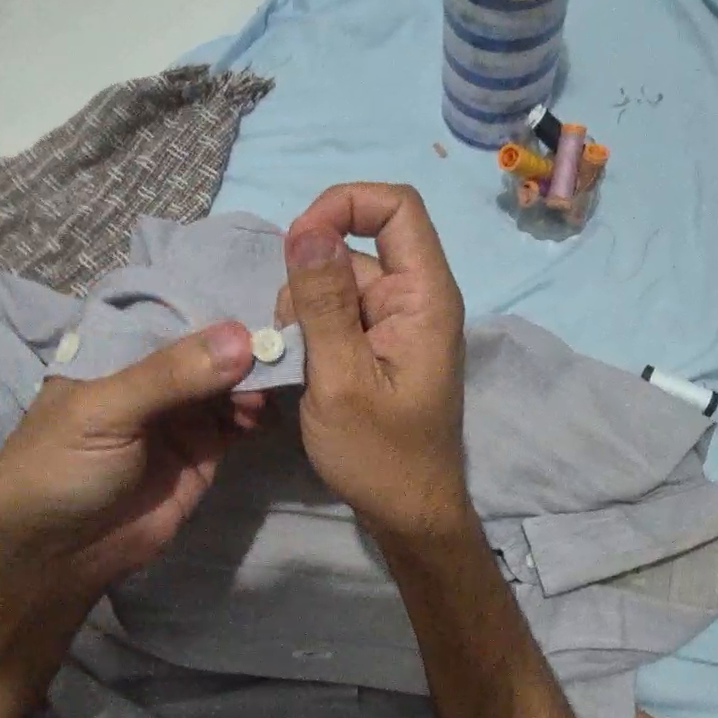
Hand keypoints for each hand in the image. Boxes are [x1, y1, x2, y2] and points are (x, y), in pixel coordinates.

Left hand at [0, 321, 261, 605]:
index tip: (267, 305)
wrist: (58, 556)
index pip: (176, 319)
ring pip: (230, 387)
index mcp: (117, 353)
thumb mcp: (105, 412)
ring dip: (256, 384)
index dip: (218, 314)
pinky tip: (271, 414)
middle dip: (247, 351)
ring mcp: (181, 416)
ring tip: (277, 386)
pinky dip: (258, 417)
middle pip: (211, 353)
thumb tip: (243, 339)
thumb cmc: (61, 470)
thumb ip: (170, 375)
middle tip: (283, 352)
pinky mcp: (203, 453)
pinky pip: (238, 425)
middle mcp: (154, 379)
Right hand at [279, 183, 472, 537]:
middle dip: (309, 281)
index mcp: (425, 297)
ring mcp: (398, 326)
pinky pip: (339, 317)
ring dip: (304, 314)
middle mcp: (416, 300)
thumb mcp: (340, 378)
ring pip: (337, 285)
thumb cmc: (380, 455)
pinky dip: (312, 334)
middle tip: (292, 340)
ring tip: (297, 366)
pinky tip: (302, 371)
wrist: (407, 512)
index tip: (298, 245)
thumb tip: (306, 229)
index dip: (343, 205)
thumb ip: (323, 302)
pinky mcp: (381, 348)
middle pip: (355, 249)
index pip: (396, 206)